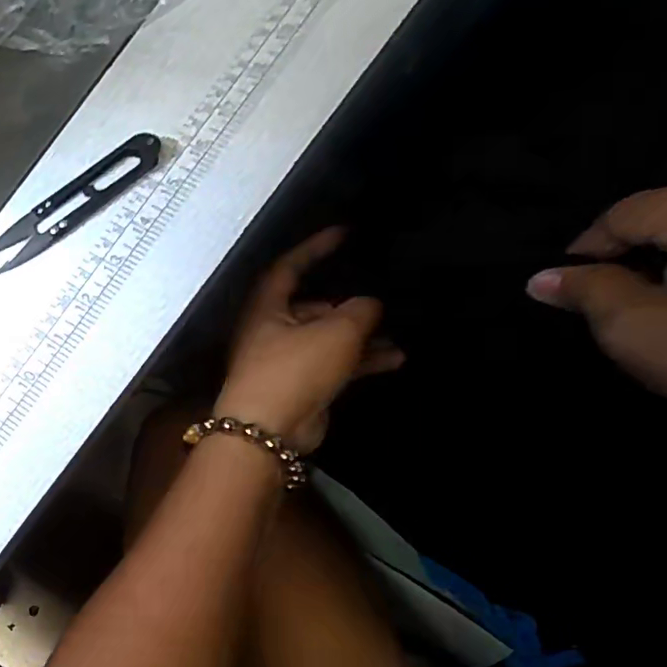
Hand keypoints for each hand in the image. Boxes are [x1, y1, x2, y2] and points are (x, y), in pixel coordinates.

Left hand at [216, 228, 404, 451]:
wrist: (269, 432)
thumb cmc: (294, 370)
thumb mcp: (335, 331)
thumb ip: (359, 310)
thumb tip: (369, 304)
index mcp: (268, 306)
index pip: (289, 266)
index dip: (314, 247)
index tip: (343, 234)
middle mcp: (273, 329)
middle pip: (314, 306)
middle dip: (348, 303)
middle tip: (382, 297)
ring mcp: (287, 360)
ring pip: (328, 339)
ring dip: (362, 336)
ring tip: (399, 332)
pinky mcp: (302, 387)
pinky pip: (335, 365)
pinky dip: (361, 361)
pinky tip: (395, 359)